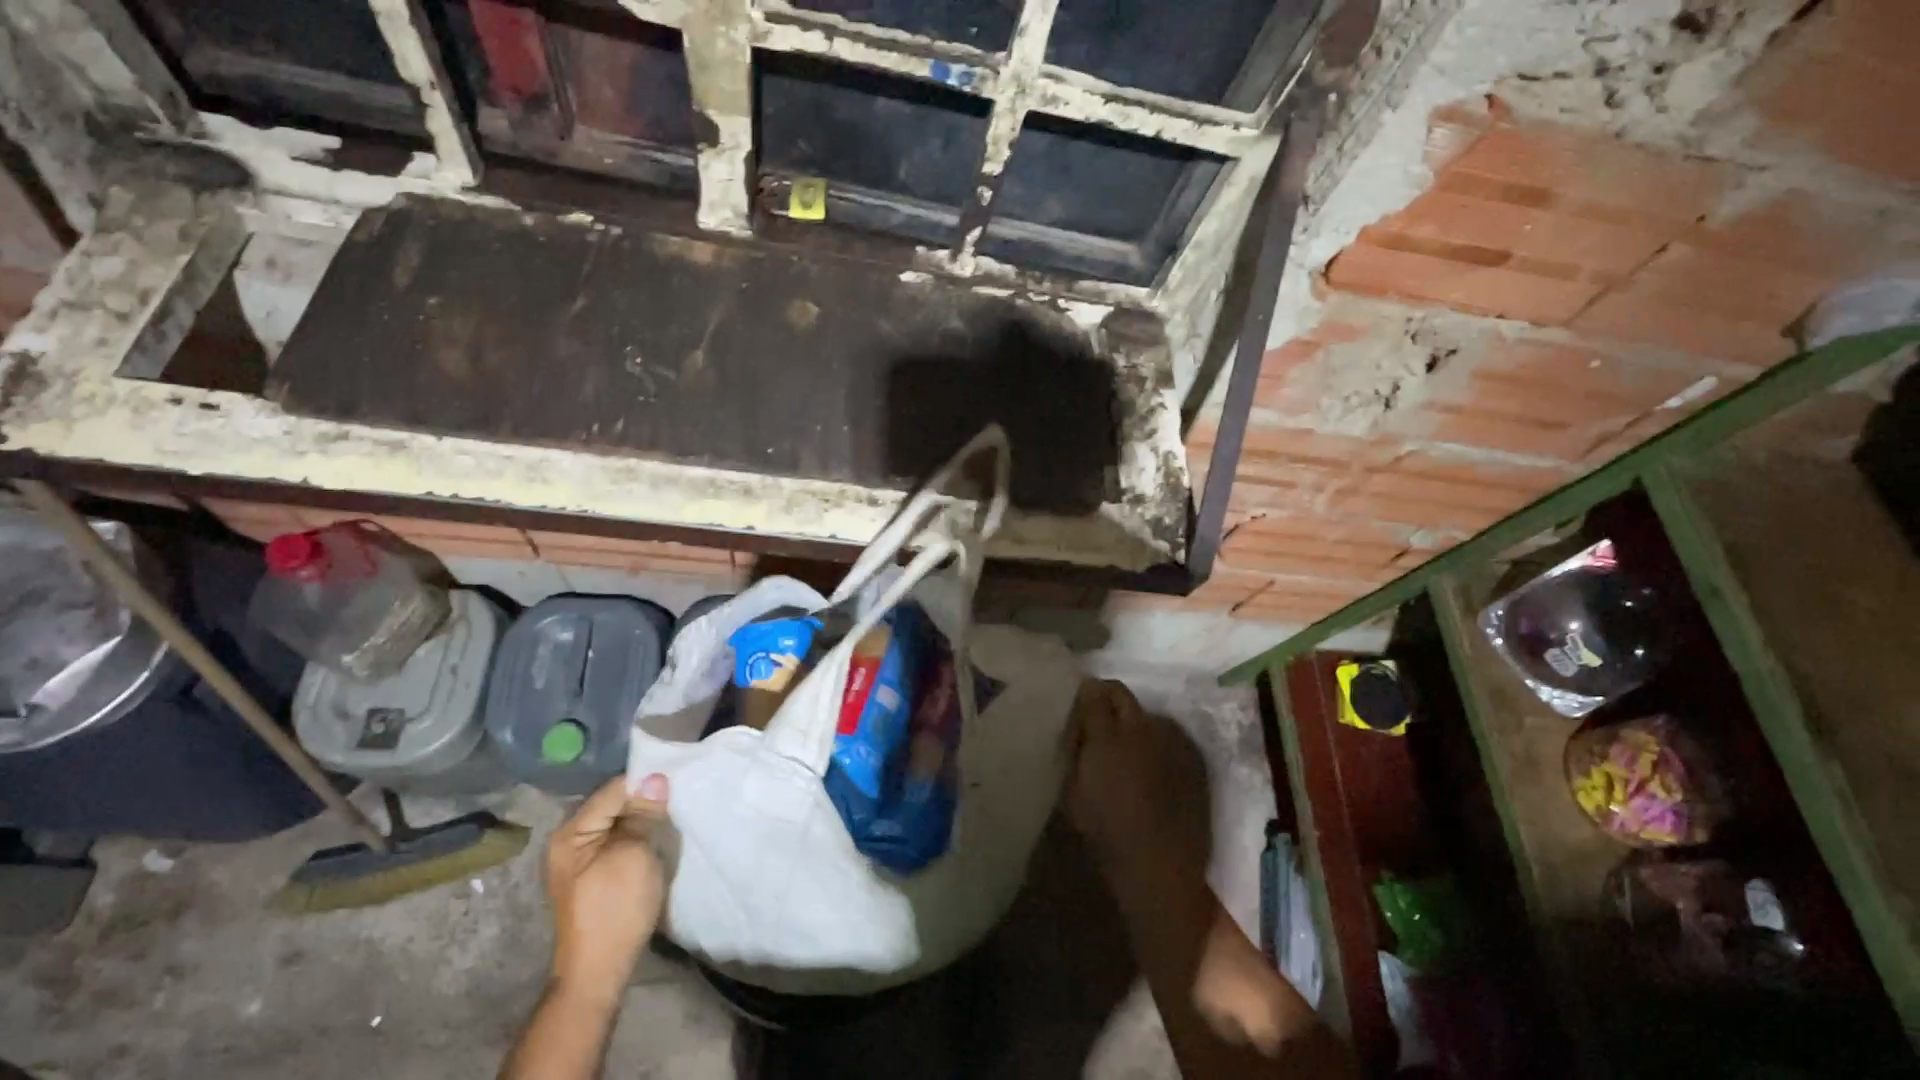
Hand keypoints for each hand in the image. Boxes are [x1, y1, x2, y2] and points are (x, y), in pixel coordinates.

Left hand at [545, 774, 670, 1001]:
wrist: (598, 971)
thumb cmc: (615, 909)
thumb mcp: (634, 855)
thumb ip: (642, 814)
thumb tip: (656, 777)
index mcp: (570, 832)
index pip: (613, 789)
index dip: (645, 783)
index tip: (678, 780)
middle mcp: (568, 840)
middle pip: (612, 804)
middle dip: (643, 799)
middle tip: (678, 796)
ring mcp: (577, 860)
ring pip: (616, 824)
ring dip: (641, 819)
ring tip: (670, 815)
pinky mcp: (591, 876)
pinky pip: (615, 841)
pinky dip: (635, 837)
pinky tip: (654, 840)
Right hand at [1064, 679, 1209, 883]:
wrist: (1162, 866)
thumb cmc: (1107, 834)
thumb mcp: (1073, 794)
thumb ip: (1075, 753)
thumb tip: (1079, 731)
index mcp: (1107, 736)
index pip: (1093, 693)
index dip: (1083, 697)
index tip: (1078, 711)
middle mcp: (1142, 728)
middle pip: (1121, 694)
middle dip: (1107, 702)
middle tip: (1099, 725)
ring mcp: (1172, 740)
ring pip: (1147, 715)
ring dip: (1134, 724)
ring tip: (1128, 750)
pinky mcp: (1194, 757)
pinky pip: (1170, 737)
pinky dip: (1157, 743)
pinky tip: (1152, 766)